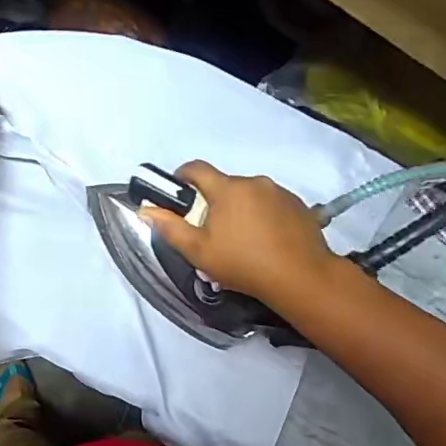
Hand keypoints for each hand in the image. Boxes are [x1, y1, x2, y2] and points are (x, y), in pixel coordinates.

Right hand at [138, 161, 340, 303]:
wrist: (300, 276)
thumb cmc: (242, 263)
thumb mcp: (198, 251)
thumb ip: (170, 228)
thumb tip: (146, 210)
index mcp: (227, 188)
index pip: (196, 168)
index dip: (182, 176)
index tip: (178, 192)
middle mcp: (254, 182)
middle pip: (225, 185)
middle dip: (214, 201)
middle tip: (211, 232)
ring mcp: (280, 192)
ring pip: (250, 194)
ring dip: (241, 209)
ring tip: (241, 240)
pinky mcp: (299, 206)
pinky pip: (272, 204)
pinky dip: (264, 216)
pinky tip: (265, 241)